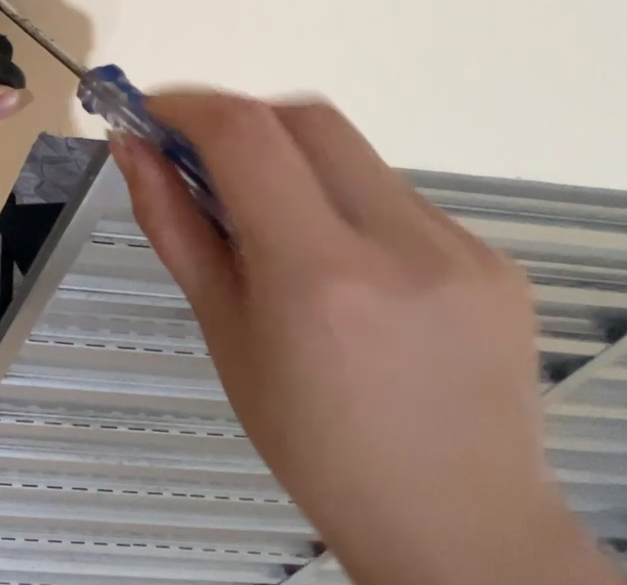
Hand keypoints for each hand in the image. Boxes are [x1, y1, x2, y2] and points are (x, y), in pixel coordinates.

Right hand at [111, 94, 624, 584]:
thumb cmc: (305, 435)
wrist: (454, 519)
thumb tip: (132, 147)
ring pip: (351, 153)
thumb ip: (172, 222)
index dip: (186, 106)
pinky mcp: (495, 258)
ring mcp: (463, 248)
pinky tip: (335, 261)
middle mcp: (402, 244)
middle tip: (197, 158)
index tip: (150, 115)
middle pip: (305, 118)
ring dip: (289, 161)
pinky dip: (339, 198)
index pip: (246, 135)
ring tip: (266, 223)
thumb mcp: (218, 325)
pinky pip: (394, 194)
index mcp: (319, 274)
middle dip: (237, 120)